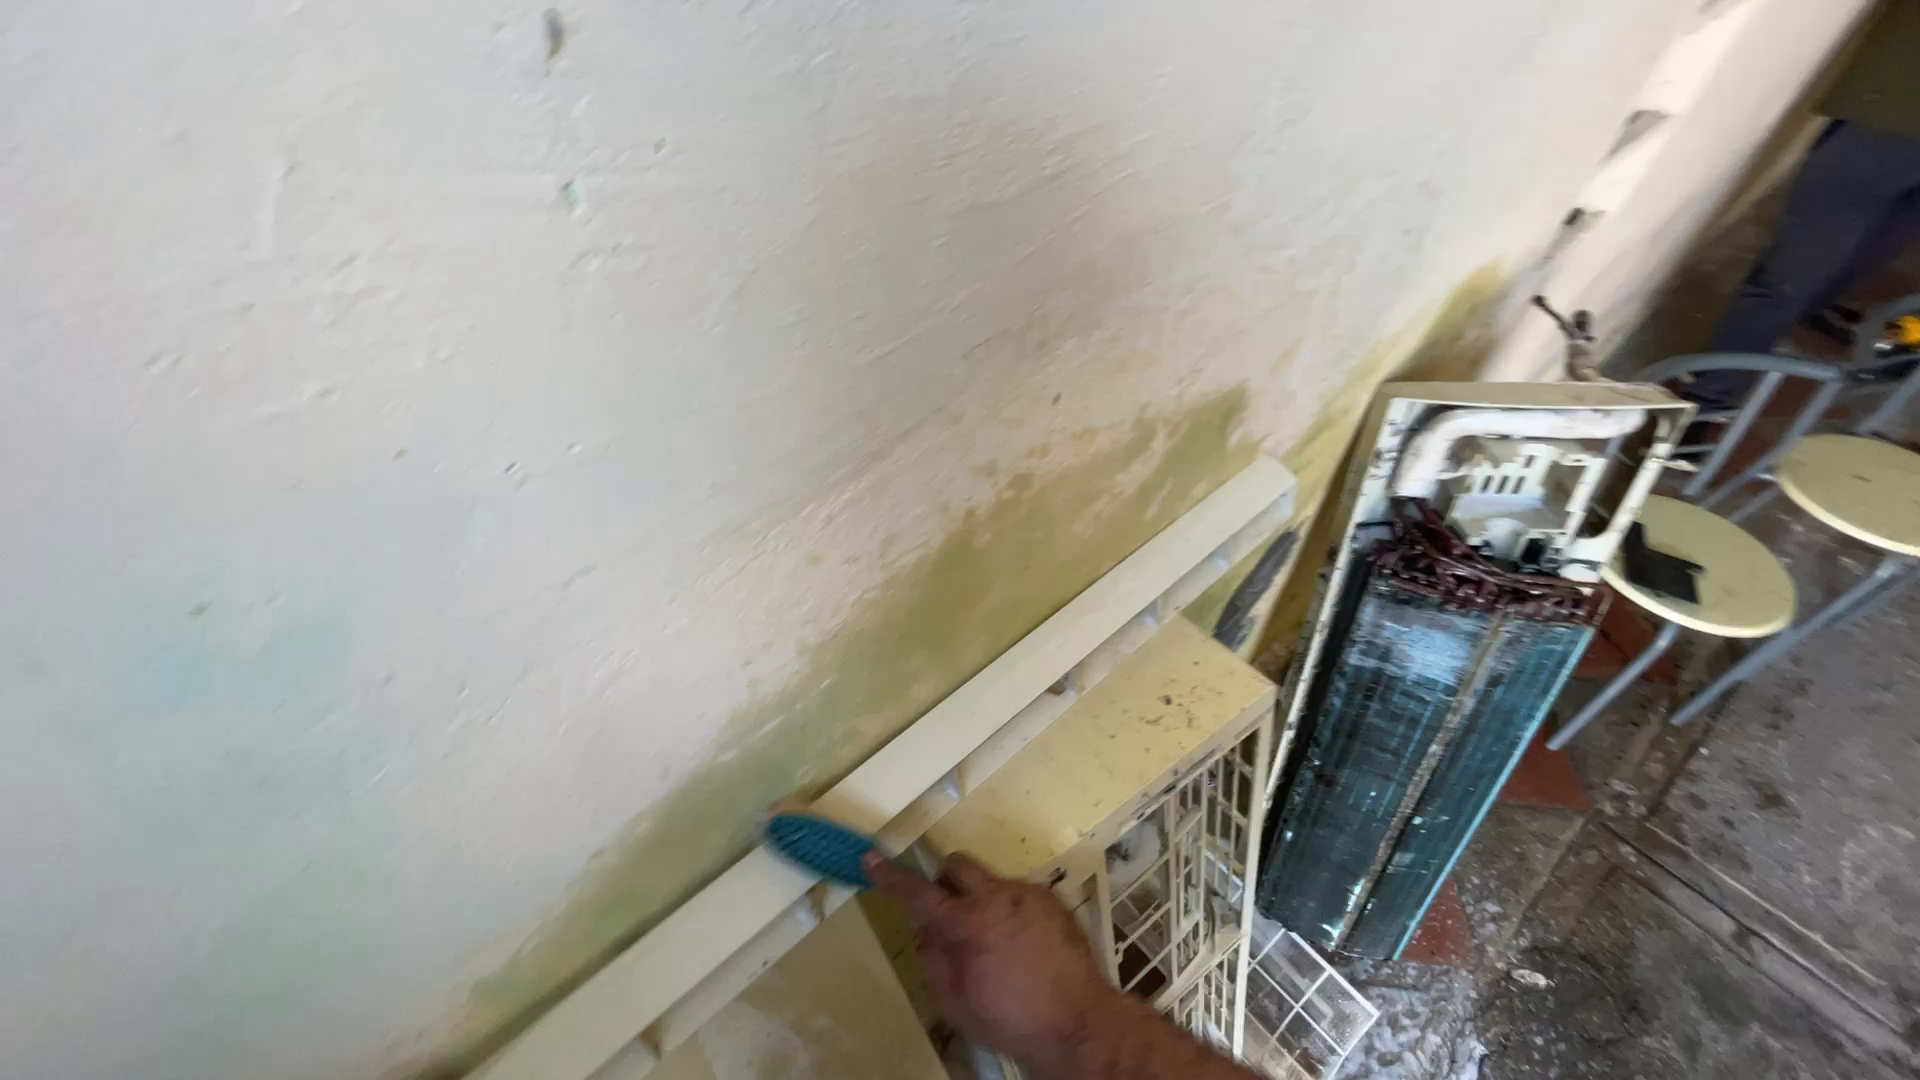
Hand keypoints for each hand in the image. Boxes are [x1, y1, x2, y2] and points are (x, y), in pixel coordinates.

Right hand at [862, 851, 1117, 1068]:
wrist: (1080, 1022)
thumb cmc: (1012, 1019)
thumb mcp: (956, 1002)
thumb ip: (933, 957)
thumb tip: (925, 925)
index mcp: (970, 925)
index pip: (920, 895)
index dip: (891, 877)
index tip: (871, 859)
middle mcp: (998, 897)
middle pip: (957, 865)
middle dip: (945, 882)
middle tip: (949, 914)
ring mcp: (1028, 893)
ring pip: (990, 880)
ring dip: (981, 900)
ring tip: (997, 944)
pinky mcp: (1051, 898)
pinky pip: (1018, 893)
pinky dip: (1010, 911)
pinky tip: (1023, 946)